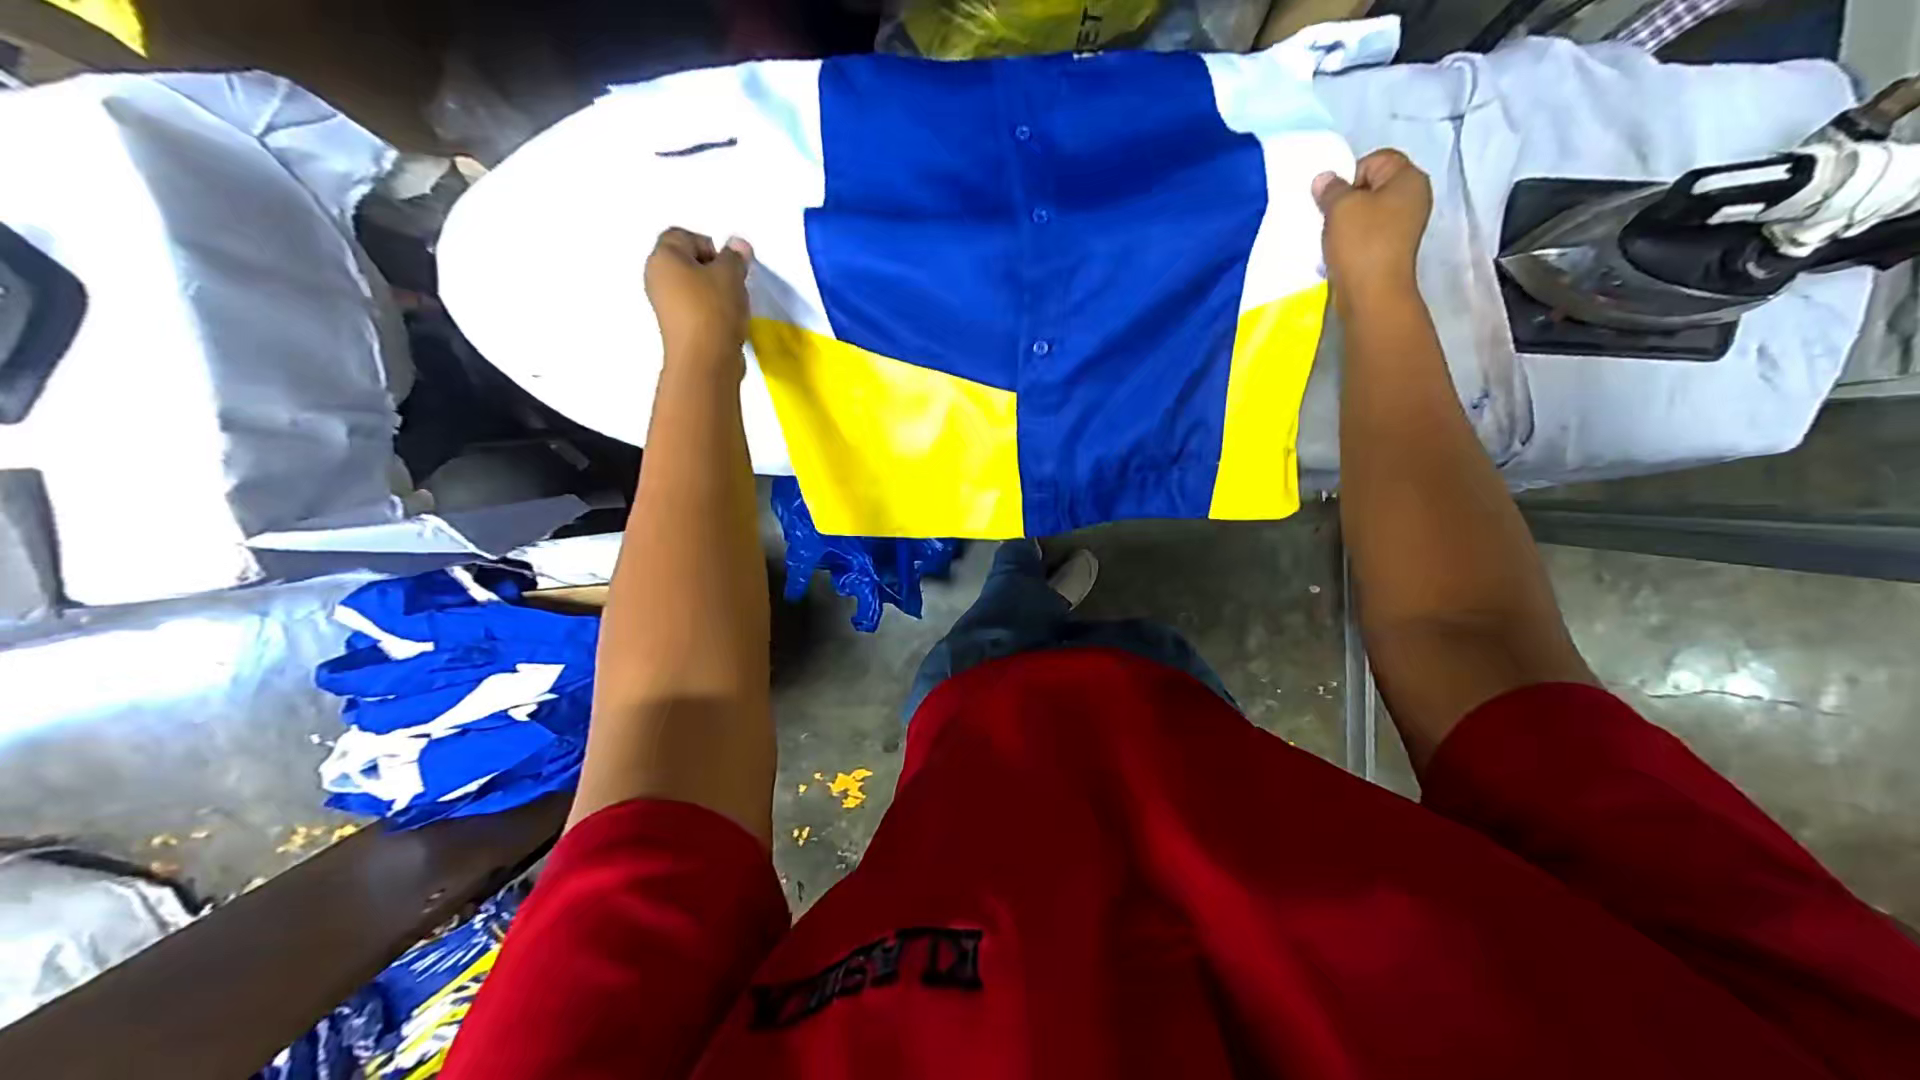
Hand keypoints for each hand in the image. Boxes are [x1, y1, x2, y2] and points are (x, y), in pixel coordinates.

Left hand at [645, 227, 753, 373]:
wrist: (705, 361)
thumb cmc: (714, 309)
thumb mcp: (731, 275)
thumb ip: (735, 256)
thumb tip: (738, 244)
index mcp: (663, 257)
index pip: (683, 235)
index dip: (709, 245)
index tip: (728, 266)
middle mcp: (657, 278)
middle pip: (687, 261)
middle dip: (714, 269)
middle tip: (734, 284)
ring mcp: (664, 304)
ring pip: (692, 286)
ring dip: (715, 292)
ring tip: (733, 306)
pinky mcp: (676, 326)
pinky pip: (695, 308)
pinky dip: (711, 310)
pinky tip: (726, 322)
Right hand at [1313, 150, 1431, 301]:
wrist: (1372, 293)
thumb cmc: (1361, 243)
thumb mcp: (1340, 208)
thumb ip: (1331, 189)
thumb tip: (1324, 178)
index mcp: (1409, 178)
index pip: (1376, 159)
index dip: (1350, 174)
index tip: (1334, 198)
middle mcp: (1414, 196)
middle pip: (1373, 185)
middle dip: (1347, 198)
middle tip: (1329, 216)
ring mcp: (1405, 224)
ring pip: (1369, 210)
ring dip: (1347, 220)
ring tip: (1333, 235)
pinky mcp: (1393, 246)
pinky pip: (1369, 231)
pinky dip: (1353, 237)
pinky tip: (1340, 249)